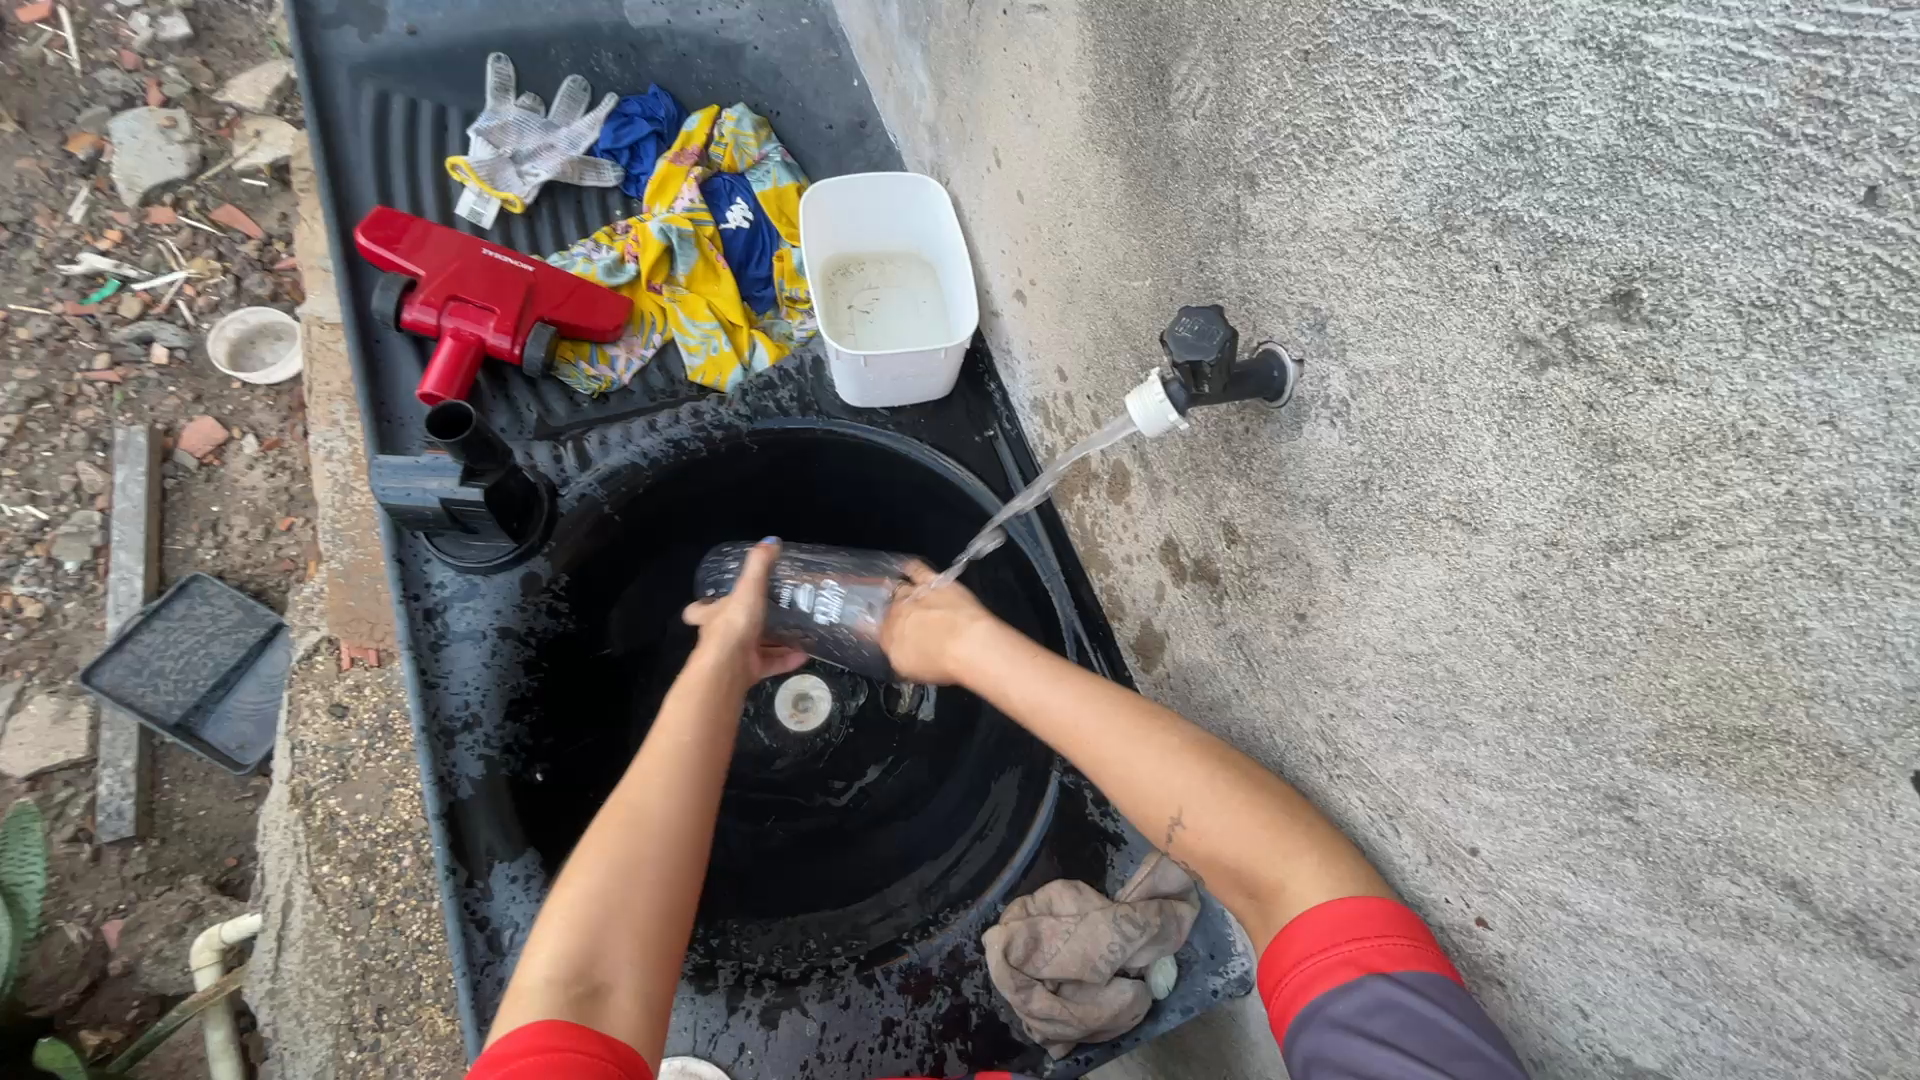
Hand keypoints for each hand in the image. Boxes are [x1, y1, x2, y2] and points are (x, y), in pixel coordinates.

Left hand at [682, 538, 807, 689]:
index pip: (698, 610)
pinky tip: (805, 654)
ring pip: (754, 648)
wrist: (729, 667)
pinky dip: (787, 659)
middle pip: (729, 629)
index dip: (703, 606)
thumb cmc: (734, 623)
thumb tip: (772, 540)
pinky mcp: (749, 672)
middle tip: (769, 614)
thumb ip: (760, 565)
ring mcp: (734, 657)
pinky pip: (770, 663)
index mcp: (713, 615)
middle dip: (747, 623)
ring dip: (774, 643)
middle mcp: (720, 636)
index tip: (712, 601)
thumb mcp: (748, 588)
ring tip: (797, 633)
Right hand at [880, 560, 1006, 685]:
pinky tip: (908, 567)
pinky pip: (917, 570)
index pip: (881, 633)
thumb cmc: (941, 663)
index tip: (892, 637)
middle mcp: (897, 613)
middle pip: (890, 610)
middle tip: (904, 619)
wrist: (967, 643)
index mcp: (889, 638)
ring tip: (900, 593)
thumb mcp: (912, 671)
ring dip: (899, 592)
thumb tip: (900, 652)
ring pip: (900, 589)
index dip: (886, 634)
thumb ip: (901, 658)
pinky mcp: (934, 582)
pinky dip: (911, 568)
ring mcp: (915, 595)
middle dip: (893, 613)